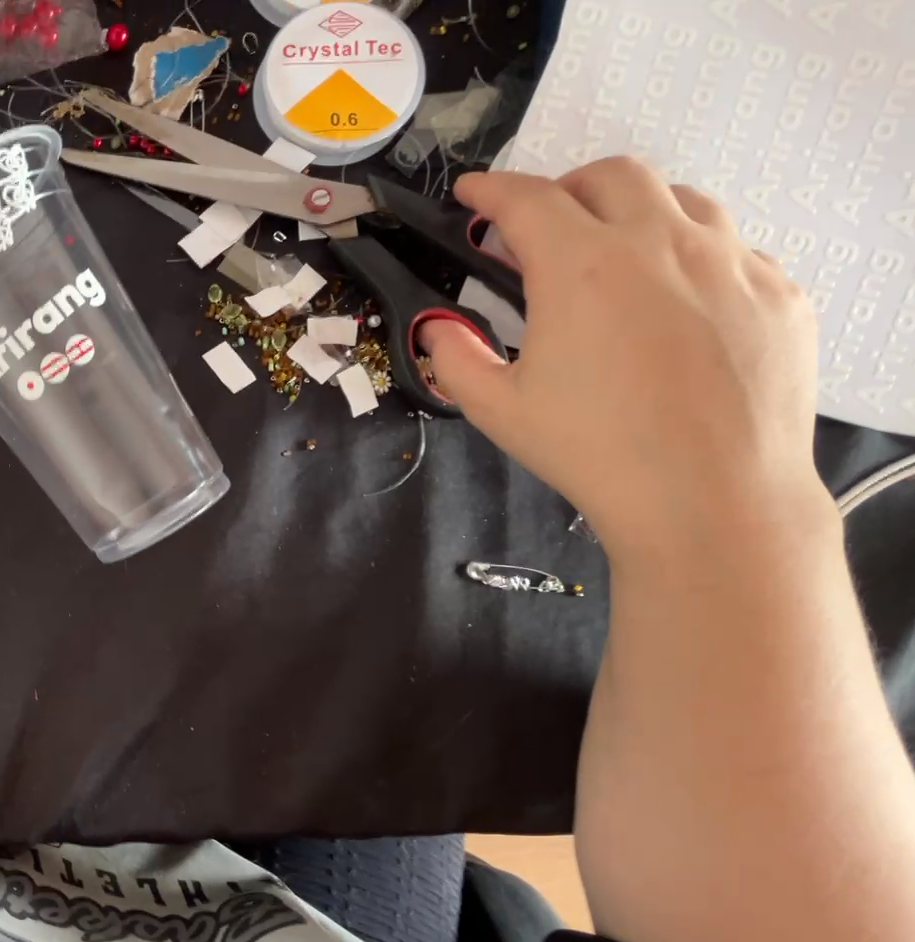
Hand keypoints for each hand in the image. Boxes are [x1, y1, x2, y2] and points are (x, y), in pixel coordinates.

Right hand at [419, 159, 828, 567]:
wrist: (709, 495)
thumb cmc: (589, 448)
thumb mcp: (495, 407)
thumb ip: (453, 356)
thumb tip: (436, 328)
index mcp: (583, 268)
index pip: (528, 200)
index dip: (490, 190)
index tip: (469, 192)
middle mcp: (662, 245)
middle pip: (612, 175)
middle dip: (563, 187)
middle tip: (535, 227)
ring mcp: (731, 263)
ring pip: (681, 198)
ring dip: (631, 209)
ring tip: (606, 253)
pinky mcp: (776, 292)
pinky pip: (728, 246)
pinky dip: (685, 253)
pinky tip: (666, 301)